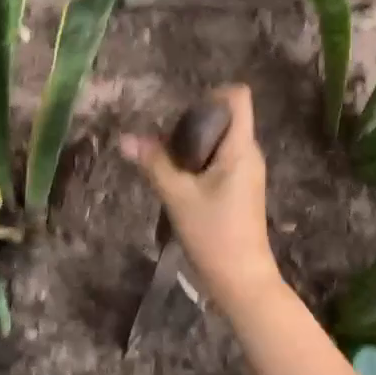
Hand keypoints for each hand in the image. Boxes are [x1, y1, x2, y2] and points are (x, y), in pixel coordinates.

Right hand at [118, 85, 284, 311]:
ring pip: (220, 142)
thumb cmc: (214, 234)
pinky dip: (200, 164)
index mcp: (241, 147)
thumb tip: (125, 138)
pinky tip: (180, 185)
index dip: (211, 95)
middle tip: (165, 146)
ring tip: (168, 166)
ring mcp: (247, 173)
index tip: (182, 117)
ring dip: (193, 147)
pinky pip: (220, 162)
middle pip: (224, 118)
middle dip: (193, 124)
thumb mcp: (178, 196)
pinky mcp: (241, 190)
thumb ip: (154, 163)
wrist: (242, 280)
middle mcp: (249, 154)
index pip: (238, 97)